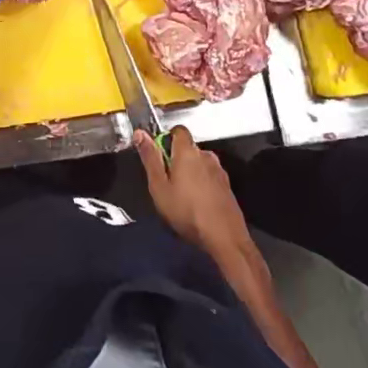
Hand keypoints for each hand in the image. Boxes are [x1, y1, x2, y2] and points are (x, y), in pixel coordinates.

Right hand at [135, 127, 254, 255]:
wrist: (223, 236)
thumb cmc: (186, 210)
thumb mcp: (159, 186)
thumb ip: (150, 158)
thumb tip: (140, 133)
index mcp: (188, 152)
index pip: (178, 130)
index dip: (165, 138)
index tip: (157, 157)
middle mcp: (207, 156)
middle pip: (187, 148)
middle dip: (175, 159)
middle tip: (164, 182)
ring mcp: (219, 170)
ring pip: (198, 163)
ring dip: (188, 172)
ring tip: (179, 195)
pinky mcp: (226, 185)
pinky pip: (207, 176)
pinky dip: (199, 183)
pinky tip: (195, 203)